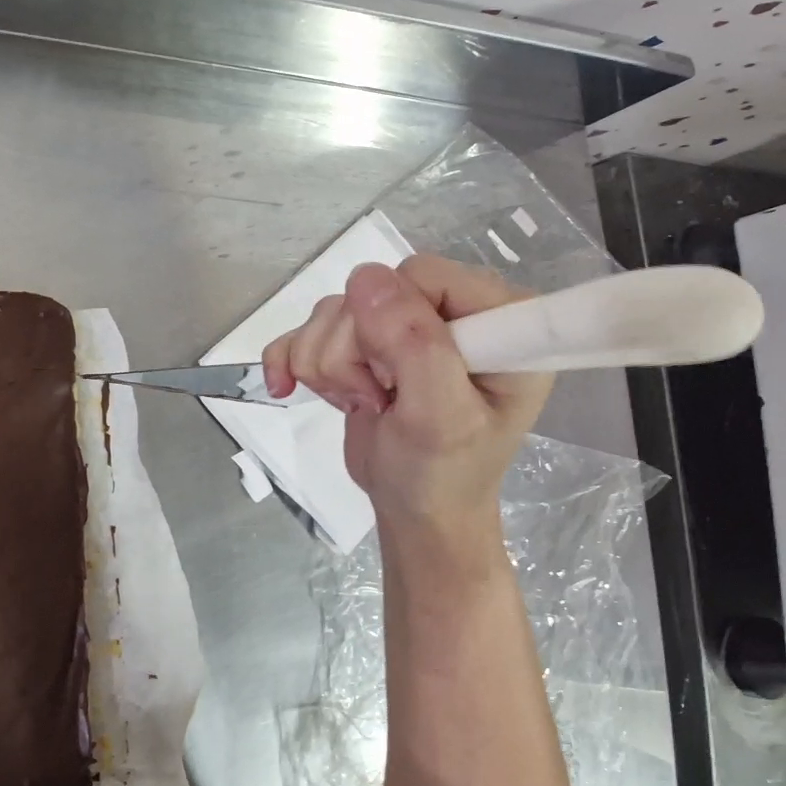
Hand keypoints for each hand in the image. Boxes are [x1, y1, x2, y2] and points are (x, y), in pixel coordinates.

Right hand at [260, 256, 552, 537]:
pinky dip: (288, 361)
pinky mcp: (359, 346)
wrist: (414, 508)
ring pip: (331, 313)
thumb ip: (413, 345)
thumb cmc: (442, 472)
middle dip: (350, 352)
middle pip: (366, 295)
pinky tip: (289, 388)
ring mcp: (400, 328)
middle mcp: (451, 312)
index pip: (419, 276)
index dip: (390, 322)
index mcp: (498, 318)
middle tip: (378, 398)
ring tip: (359, 403)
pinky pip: (303, 330)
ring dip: (324, 364)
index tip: (398, 376)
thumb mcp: (438, 416)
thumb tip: (366, 280)